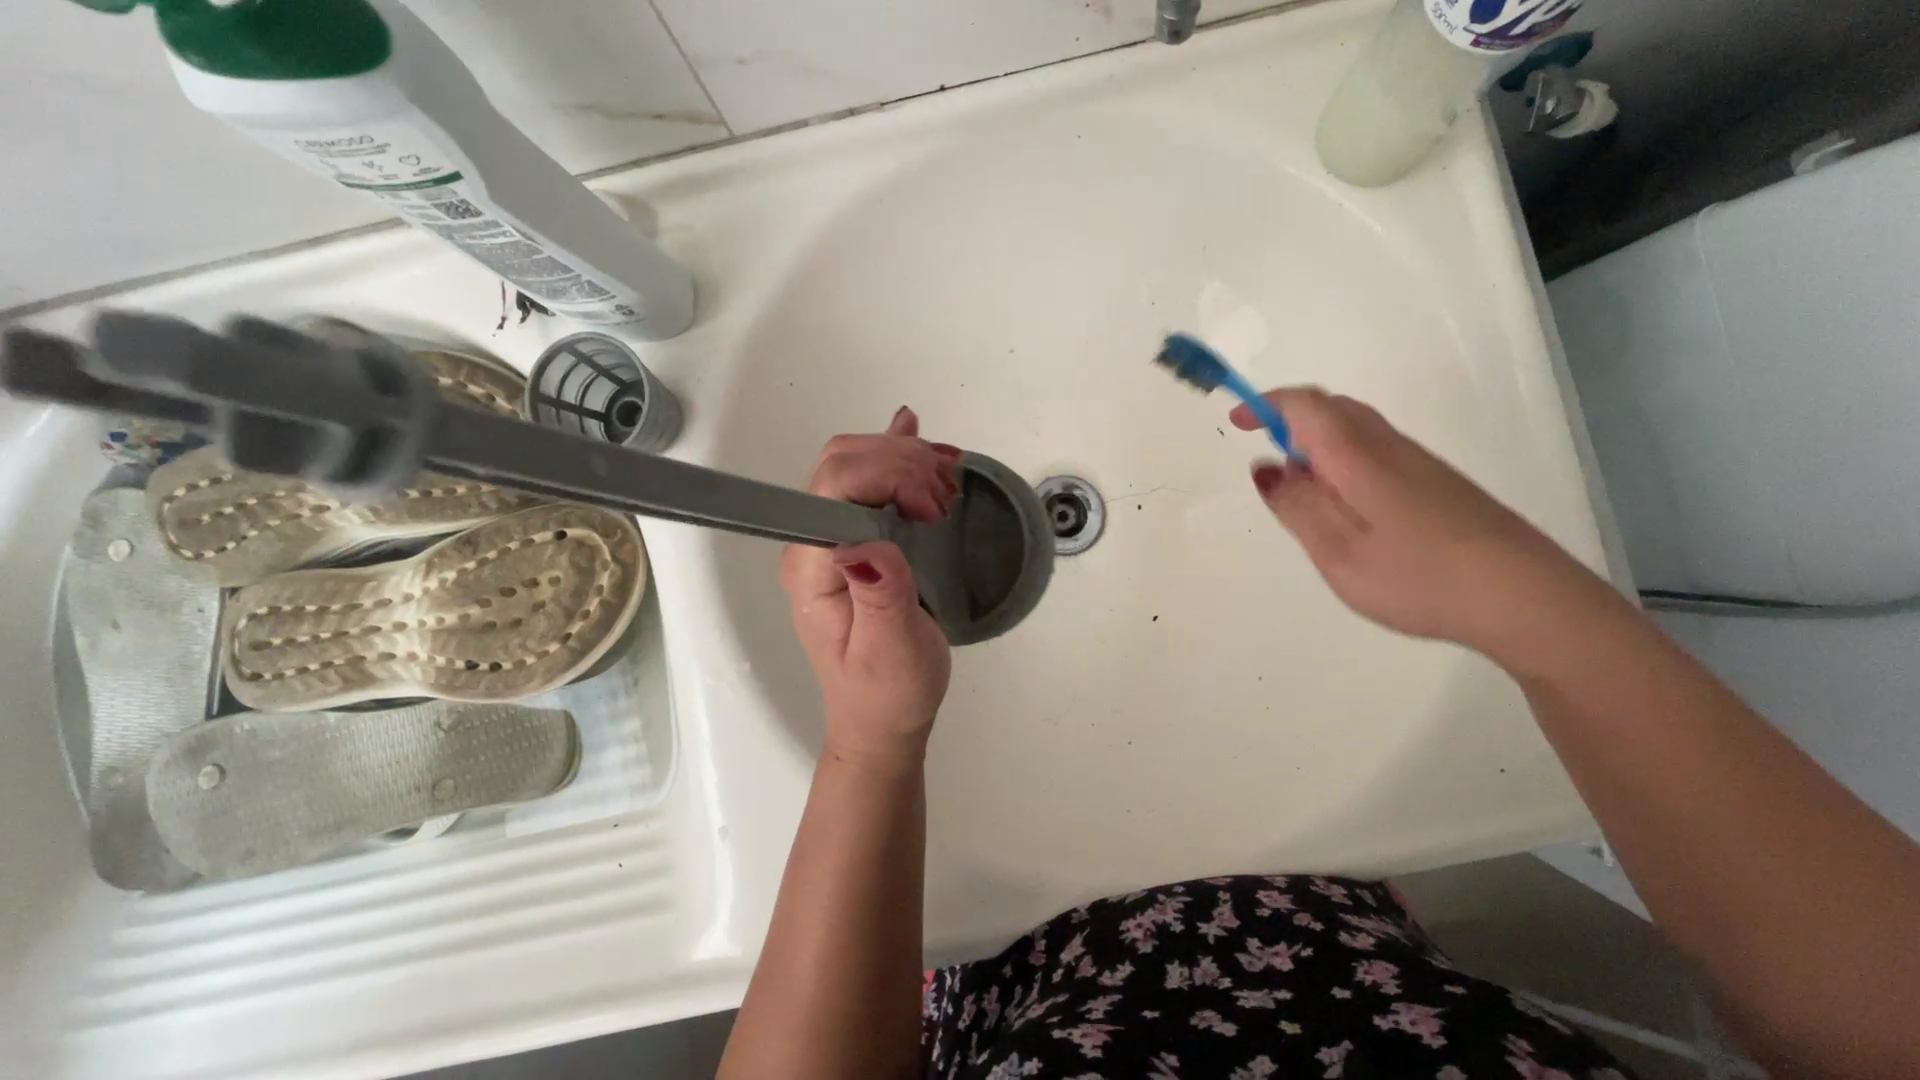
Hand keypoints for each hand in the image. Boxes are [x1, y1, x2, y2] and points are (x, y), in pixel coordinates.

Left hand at [781, 407, 957, 769]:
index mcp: (813, 567)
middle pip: (843, 463)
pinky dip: (896, 456)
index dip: (887, 474)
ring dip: (904, 459)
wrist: (882, 719)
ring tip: (946, 486)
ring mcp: (829, 538)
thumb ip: (882, 597)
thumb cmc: (887, 694)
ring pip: (854, 462)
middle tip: (946, 498)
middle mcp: (812, 543)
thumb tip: (867, 544)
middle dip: (901, 462)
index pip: (834, 485)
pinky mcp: (853, 538)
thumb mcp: (892, 654)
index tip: (932, 506)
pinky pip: (865, 480)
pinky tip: (916, 439)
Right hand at [1233, 388, 1599, 660]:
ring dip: (1319, 442)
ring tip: (1304, 494)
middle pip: (1334, 409)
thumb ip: (1298, 507)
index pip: (1305, 405)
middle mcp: (1389, 447)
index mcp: (1357, 457)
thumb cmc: (1417, 576)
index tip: (1237, 424)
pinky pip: (1378, 451)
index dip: (1266, 405)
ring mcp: (1419, 463)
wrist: (1522, 595)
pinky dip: (1346, 460)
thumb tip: (1266, 466)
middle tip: (1268, 459)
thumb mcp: (1338, 552)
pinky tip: (1351, 509)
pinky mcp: (1439, 484)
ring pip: (1358, 430)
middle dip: (1291, 419)